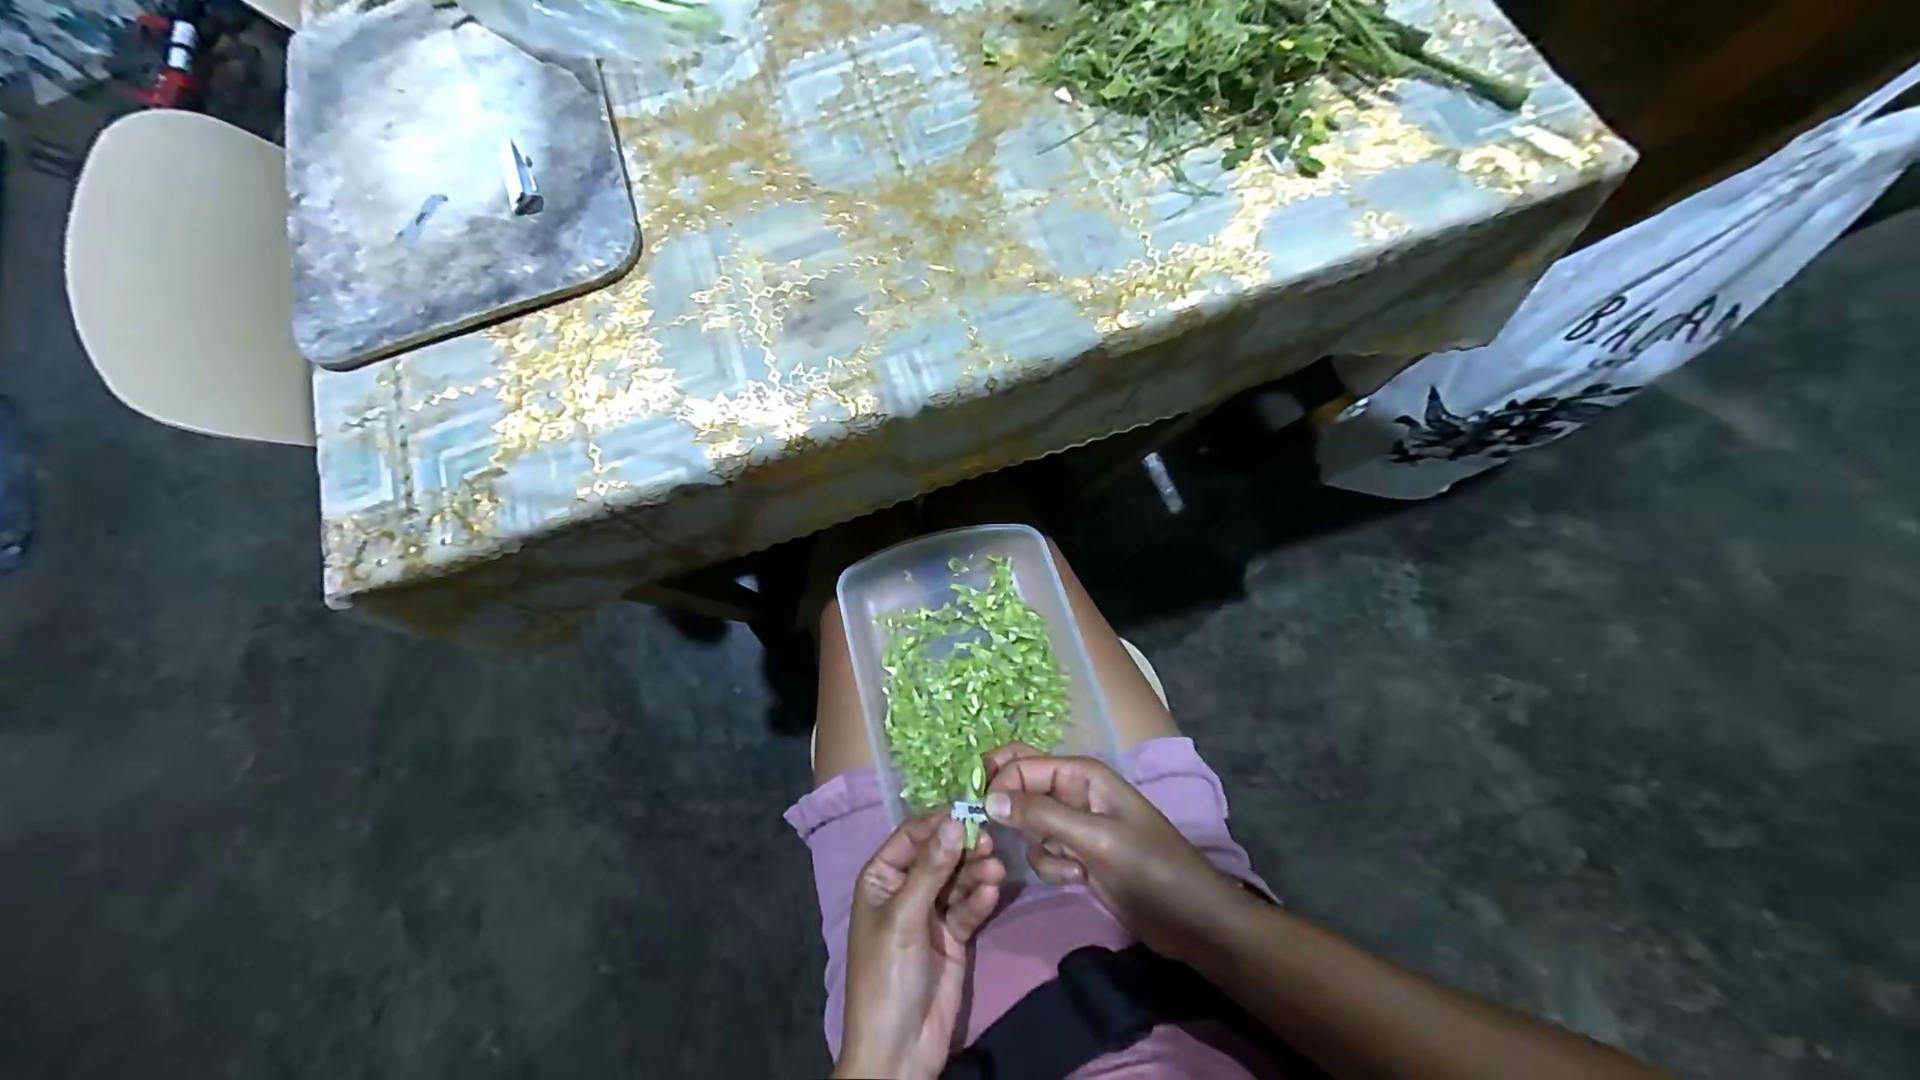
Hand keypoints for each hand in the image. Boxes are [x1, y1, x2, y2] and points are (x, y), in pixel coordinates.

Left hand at [834, 815, 1006, 1079]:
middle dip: (964, 847)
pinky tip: (990, 894)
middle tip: (991, 841)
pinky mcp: (953, 936)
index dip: (938, 823)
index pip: (911, 837)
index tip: (969, 811)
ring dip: (977, 872)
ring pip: (958, 879)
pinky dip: (980, 899)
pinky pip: (968, 907)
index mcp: (881, 878)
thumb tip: (954, 821)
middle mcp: (906, 889)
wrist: (898, 1052)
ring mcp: (931, 913)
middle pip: (940, 855)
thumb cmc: (885, 976)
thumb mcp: (904, 918)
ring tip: (997, 870)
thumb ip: (931, 869)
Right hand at [983, 743, 1250, 964]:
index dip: (999, 785)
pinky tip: (1076, 879)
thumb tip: (988, 798)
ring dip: (1038, 848)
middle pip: (1022, 787)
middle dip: (1010, 811)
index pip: (1022, 764)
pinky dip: (1052, 866)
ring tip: (1068, 866)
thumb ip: (1041, 816)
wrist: (1192, 920)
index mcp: (1081, 773)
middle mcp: (1073, 791)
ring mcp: (1074, 823)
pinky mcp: (1077, 853)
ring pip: (1028, 824)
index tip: (981, 816)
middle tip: (994, 835)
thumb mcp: (1095, 839)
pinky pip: (1043, 851)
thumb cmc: (1149, 868)